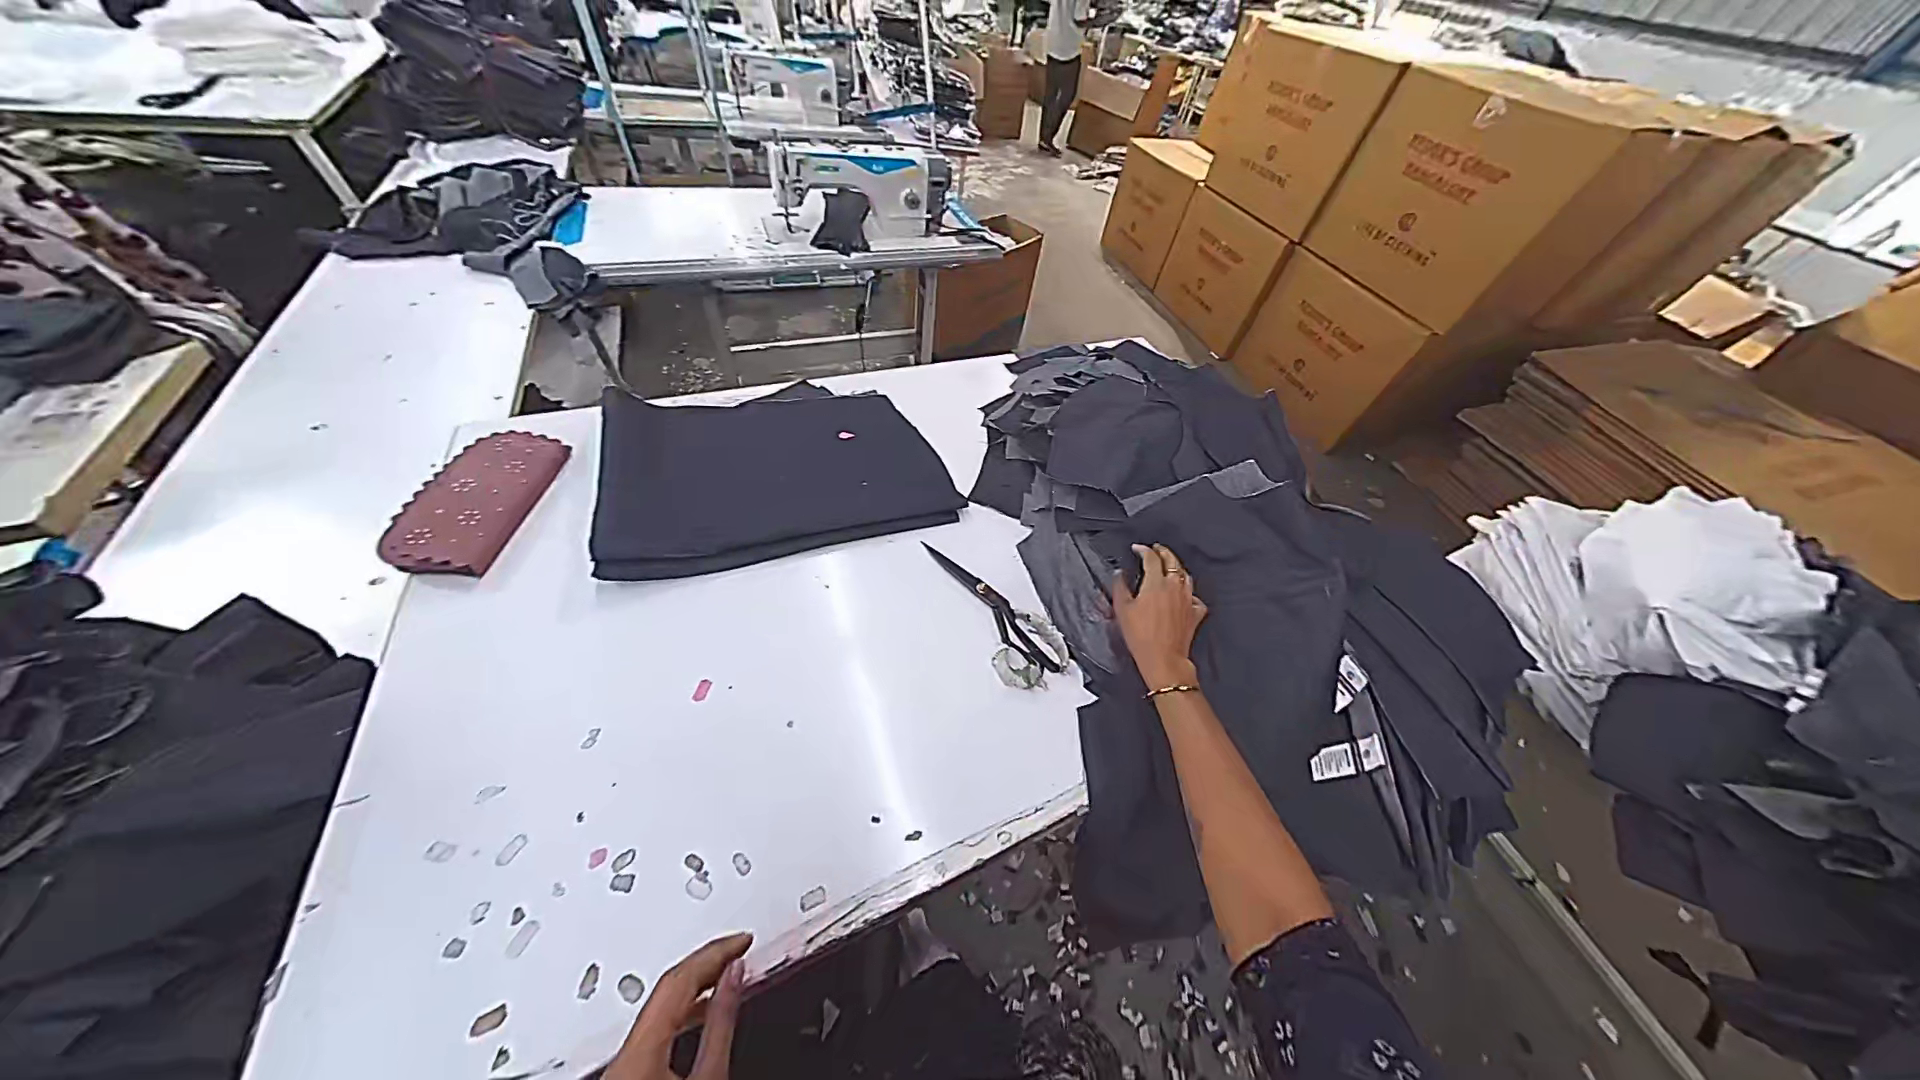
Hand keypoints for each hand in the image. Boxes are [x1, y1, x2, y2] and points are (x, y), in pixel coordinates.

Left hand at [604, 932, 751, 1079]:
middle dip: (707, 962)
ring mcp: (621, 1066)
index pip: (679, 977)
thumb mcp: (709, 1077)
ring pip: (660, 1006)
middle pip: (667, 987)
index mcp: (640, 1049)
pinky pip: (654, 1025)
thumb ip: (722, 1022)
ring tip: (728, 972)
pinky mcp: (625, 1073)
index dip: (715, 952)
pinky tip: (703, 1007)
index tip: (743, 940)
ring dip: (696, 983)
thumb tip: (736, 973)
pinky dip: (683, 1007)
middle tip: (738, 948)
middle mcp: (623, 1054)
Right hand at [1111, 543, 1206, 689]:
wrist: (1163, 657)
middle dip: (1163, 552)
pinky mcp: (1195, 613)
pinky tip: (1184, 595)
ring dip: (1177, 568)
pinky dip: (1188, 592)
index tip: (1138, 549)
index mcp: (1156, 583)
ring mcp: (1187, 599)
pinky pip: (1194, 596)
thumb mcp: (1122, 609)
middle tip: (1156, 549)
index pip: (1151, 558)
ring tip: (1170, 566)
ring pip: (1185, 576)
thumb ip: (1120, 587)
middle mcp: (1175, 587)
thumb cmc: (1141, 636)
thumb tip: (1119, 575)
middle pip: (1172, 561)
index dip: (1143, 550)